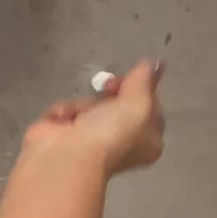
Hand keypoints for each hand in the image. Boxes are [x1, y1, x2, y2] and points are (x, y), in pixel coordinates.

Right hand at [23, 58, 164, 174]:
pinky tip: (61, 118)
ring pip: (90, 107)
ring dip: (83, 104)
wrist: (66, 155)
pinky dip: (63, 111)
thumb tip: (156, 62)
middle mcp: (121, 141)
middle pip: (119, 106)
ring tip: (78, 112)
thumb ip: (144, 81)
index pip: (150, 109)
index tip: (135, 77)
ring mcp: (89, 138)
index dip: (143, 91)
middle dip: (112, 94)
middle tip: (107, 85)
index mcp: (147, 140)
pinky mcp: (62, 134)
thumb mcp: (138, 104)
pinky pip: (66, 112)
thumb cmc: (111, 133)